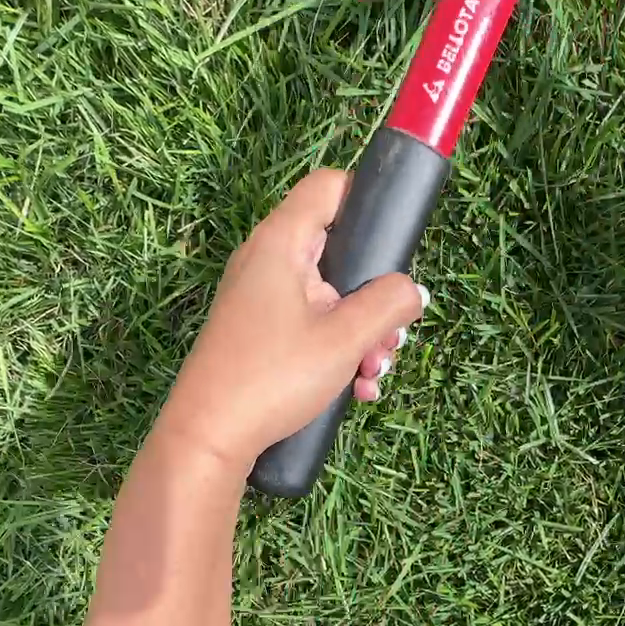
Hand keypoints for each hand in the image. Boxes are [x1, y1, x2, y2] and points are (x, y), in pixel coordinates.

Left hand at [152, 169, 426, 472]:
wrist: (211, 437)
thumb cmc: (275, 376)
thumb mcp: (345, 339)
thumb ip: (389, 304)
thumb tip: (413, 291)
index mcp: (282, 244)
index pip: (330, 189)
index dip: (368, 203)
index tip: (396, 246)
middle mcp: (270, 263)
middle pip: (342, 255)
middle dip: (378, 298)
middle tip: (391, 337)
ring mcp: (265, 300)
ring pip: (334, 300)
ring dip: (365, 335)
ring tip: (373, 374)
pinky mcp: (264, 334)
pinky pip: (315, 328)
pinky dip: (341, 352)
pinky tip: (357, 390)